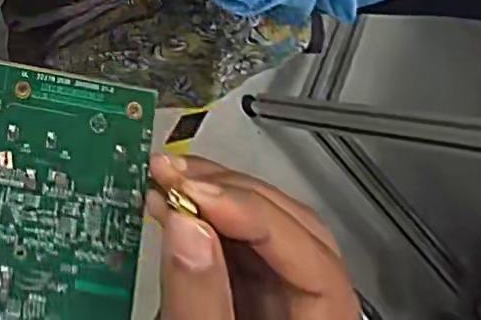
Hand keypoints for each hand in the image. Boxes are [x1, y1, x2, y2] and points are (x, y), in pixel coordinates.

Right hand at [149, 154, 360, 319]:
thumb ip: (199, 302)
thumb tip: (184, 221)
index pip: (316, 259)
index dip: (253, 213)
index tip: (192, 191)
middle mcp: (315, 312)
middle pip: (293, 229)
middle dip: (228, 192)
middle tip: (173, 174)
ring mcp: (283, 303)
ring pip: (261, 228)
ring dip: (208, 195)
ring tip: (164, 178)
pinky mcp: (249, 296)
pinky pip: (232, 242)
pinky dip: (198, 214)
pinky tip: (167, 202)